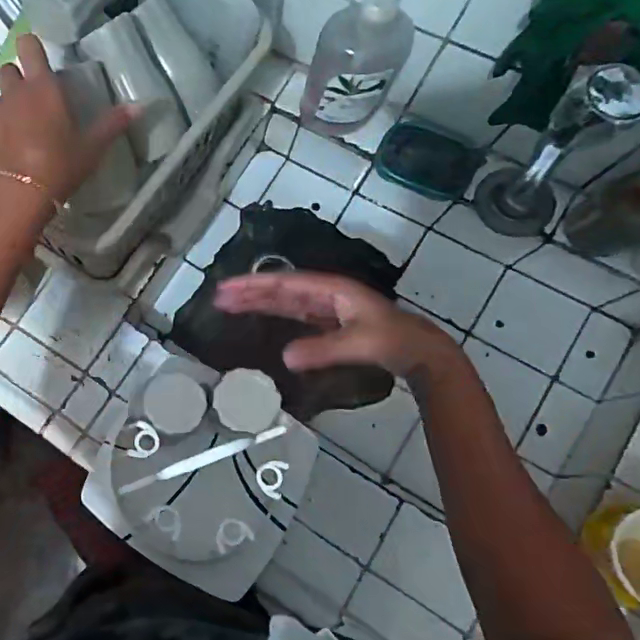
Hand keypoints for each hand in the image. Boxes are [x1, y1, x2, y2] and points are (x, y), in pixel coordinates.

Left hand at [0, 33, 135, 206]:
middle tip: (31, 101)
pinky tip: (1, 148)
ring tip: (16, 129)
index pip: (29, 45)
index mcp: (42, 86)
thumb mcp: (91, 148)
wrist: (17, 195)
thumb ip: (112, 124)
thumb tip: (138, 106)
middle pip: (8, 70)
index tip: (37, 57)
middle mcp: (13, 91)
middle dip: (17, 79)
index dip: (31, 47)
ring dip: (5, 106)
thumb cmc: (59, 166)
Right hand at [214, 272, 455, 376]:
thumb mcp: (359, 344)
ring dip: (258, 301)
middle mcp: (326, 295)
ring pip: (285, 301)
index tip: (229, 287)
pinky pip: (294, 314)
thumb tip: (285, 357)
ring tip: (229, 304)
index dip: (256, 284)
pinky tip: (260, 316)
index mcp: (332, 290)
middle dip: (250, 291)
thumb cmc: (393, 340)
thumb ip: (322, 350)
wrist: (421, 351)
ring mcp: (326, 309)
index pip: (286, 283)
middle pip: (281, 289)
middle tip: (218, 295)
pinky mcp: (328, 324)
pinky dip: (273, 313)